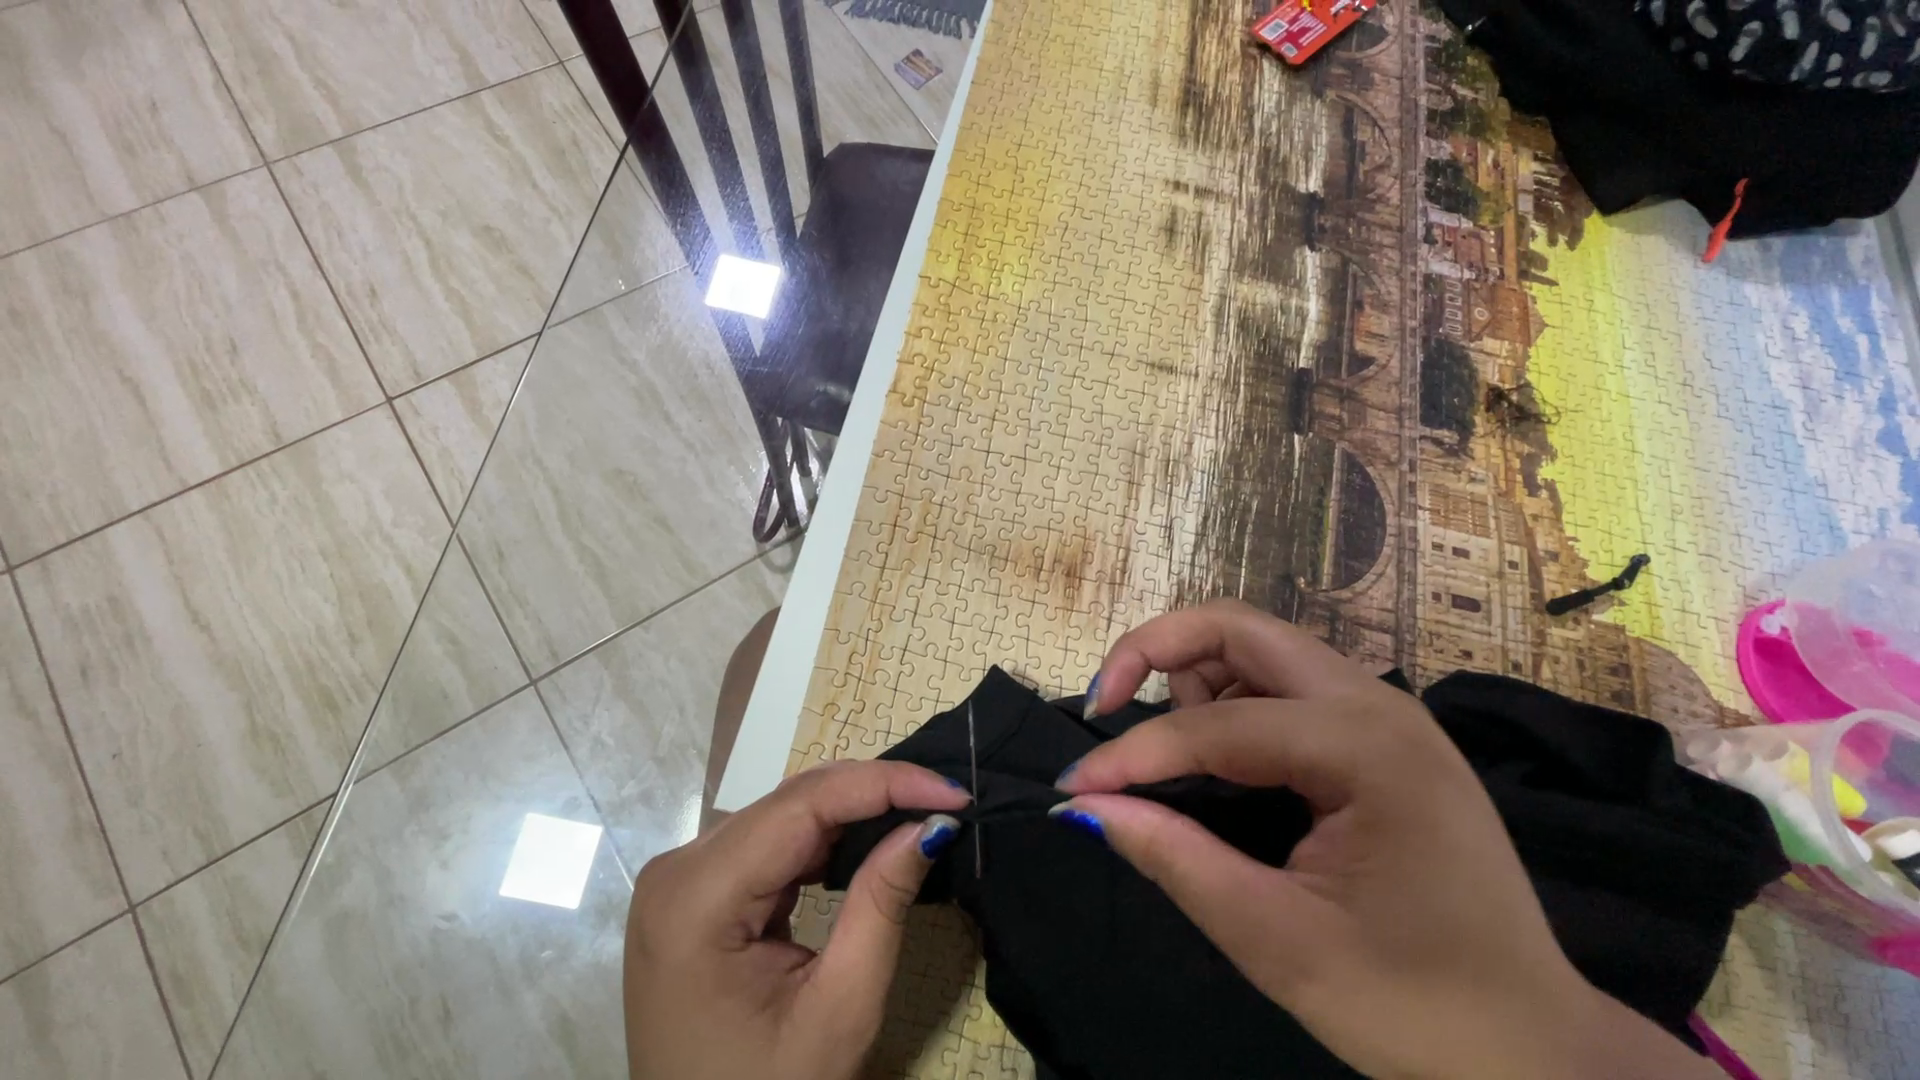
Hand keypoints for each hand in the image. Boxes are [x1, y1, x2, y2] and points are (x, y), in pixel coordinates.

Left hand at [625, 760, 969, 1079]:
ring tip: (919, 814)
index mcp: (695, 898)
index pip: (801, 805)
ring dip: (853, 812)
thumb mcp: (840, 1008)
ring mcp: (681, 879)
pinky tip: (868, 840)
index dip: (883, 783)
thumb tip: (930, 824)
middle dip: (873, 793)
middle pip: (789, 804)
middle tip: (945, 802)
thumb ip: (881, 903)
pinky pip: (770, 844)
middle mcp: (678, 869)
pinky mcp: (696, 893)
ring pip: (783, 816)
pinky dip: (824, 839)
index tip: (953, 792)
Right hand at [1055, 599, 1717, 1079]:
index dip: (1132, 754)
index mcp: (1367, 747)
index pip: (1216, 725)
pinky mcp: (1377, 738)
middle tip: (1102, 703)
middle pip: (1239, 627)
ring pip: (1259, 647)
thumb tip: (1086, 807)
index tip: (1073, 790)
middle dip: (1154, 649)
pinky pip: (1282, 686)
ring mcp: (1382, 714)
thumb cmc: (1414, 1003)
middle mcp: (1376, 704)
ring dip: (1193, 672)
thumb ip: (1175, 859)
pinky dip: (1227, 700)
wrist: (1534, 1048)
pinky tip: (1213, 760)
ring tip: (1162, 748)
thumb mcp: (1278, 941)